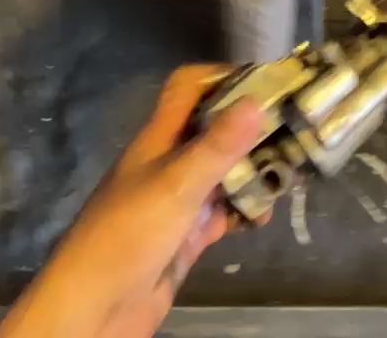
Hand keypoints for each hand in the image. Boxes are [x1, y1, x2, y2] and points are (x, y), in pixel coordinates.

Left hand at [0, 66, 264, 337]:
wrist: (94, 310)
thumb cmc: (130, 233)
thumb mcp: (178, 183)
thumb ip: (218, 145)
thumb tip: (256, 99)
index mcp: (161, 136)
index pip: (190, 87)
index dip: (222, 76)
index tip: (265, 84)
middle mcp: (171, 161)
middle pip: (214, 129)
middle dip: (251, 128)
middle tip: (293, 131)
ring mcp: (179, 200)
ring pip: (223, 171)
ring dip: (253, 171)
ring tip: (287, 173)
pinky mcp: (187, 235)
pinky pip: (223, 212)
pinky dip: (244, 210)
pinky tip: (263, 215)